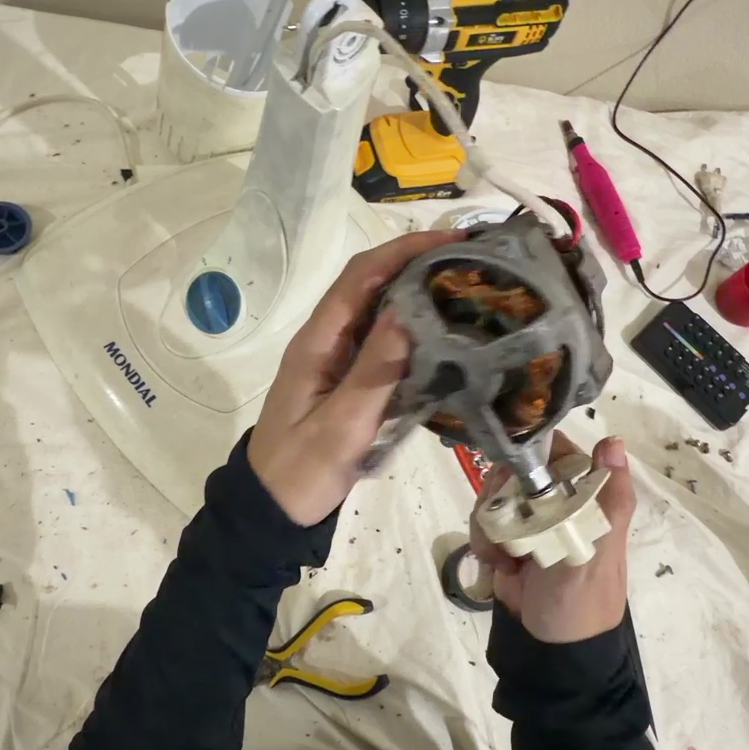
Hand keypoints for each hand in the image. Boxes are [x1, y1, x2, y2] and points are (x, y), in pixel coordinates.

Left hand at [249, 230, 461, 525]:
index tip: (453, 241)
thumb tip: (411, 310)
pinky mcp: (349, 382)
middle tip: (475, 263)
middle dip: (418, 265)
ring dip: (420, 297)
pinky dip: (415, 334)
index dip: (403, 251)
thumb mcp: (341, 423)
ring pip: (381, 315)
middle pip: (372, 287)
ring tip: (472, 291)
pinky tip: (449, 338)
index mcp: (318, 342)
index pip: (361, 277)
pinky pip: (384, 346)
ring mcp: (338, 361)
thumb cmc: (302, 469)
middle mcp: (328, 341)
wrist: (273, 508)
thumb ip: (375, 370)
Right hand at [471, 433, 635, 642]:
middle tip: (504, 519)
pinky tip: (497, 564)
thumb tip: (611, 440)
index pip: (556, 452)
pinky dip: (483, 541)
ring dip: (489, 522)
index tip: (516, 473)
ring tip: (503, 555)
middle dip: (501, 493)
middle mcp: (557, 501)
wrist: (553, 649)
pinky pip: (483, 521)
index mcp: (586, 497)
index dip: (532, 453)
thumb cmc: (583, 599)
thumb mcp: (600, 548)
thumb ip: (606, 498)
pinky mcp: (506, 539)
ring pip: (494, 495)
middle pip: (514, 469)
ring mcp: (529, 520)